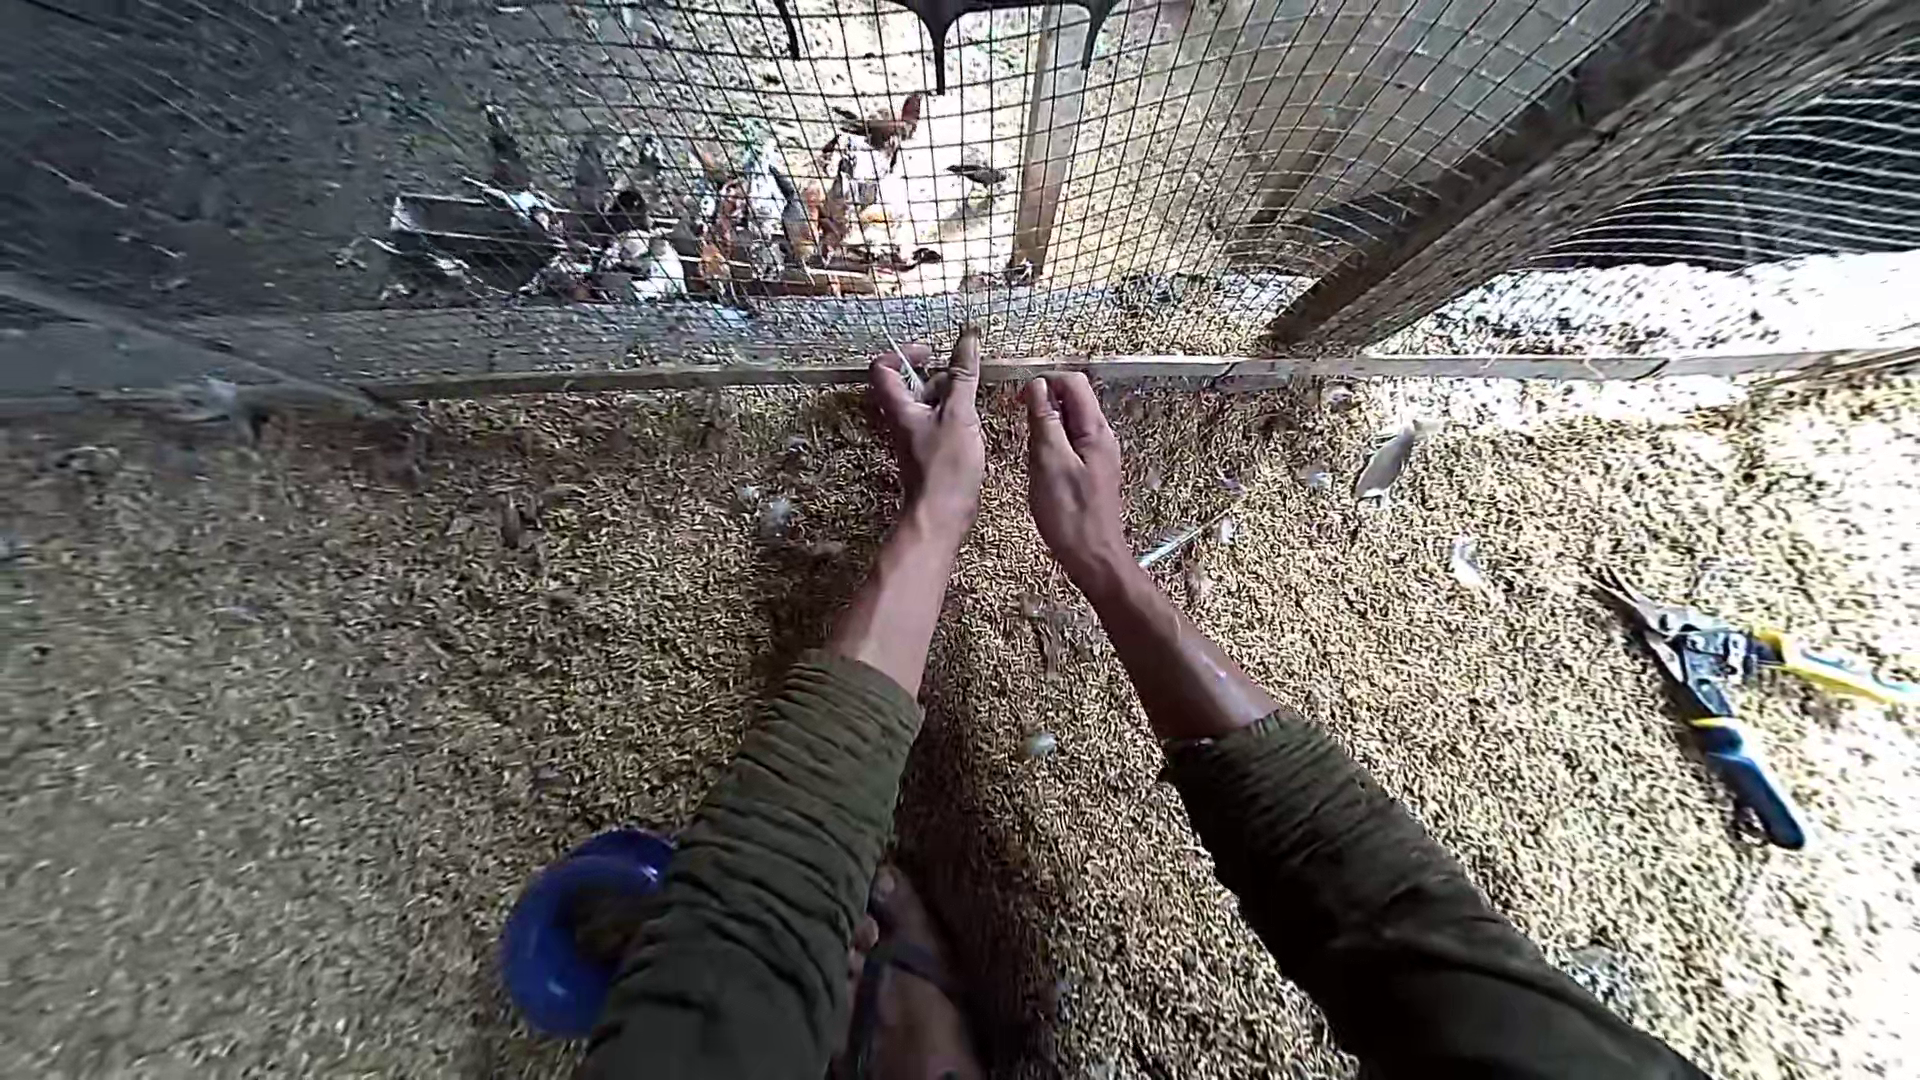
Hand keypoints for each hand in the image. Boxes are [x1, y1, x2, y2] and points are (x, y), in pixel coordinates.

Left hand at [870, 328, 985, 541]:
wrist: (942, 514)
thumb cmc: (946, 468)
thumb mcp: (959, 414)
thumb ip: (963, 376)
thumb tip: (967, 338)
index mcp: (898, 407)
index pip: (882, 367)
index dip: (903, 353)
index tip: (931, 352)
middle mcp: (902, 419)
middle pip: (911, 383)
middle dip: (939, 375)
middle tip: (963, 379)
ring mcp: (915, 436)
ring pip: (928, 403)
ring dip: (951, 396)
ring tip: (972, 406)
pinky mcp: (929, 450)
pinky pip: (938, 422)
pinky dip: (955, 416)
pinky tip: (973, 426)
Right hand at [1023, 373, 1128, 587]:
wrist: (1092, 556)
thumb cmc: (1070, 515)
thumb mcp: (1049, 462)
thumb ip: (1044, 421)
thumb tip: (1037, 387)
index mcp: (1096, 431)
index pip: (1074, 383)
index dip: (1045, 382)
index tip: (1019, 399)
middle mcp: (1102, 438)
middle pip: (1074, 400)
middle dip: (1044, 401)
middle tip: (1020, 421)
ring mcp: (1097, 455)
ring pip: (1070, 423)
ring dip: (1046, 424)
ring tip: (1028, 445)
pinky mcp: (1090, 472)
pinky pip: (1070, 444)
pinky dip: (1051, 444)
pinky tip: (1038, 463)